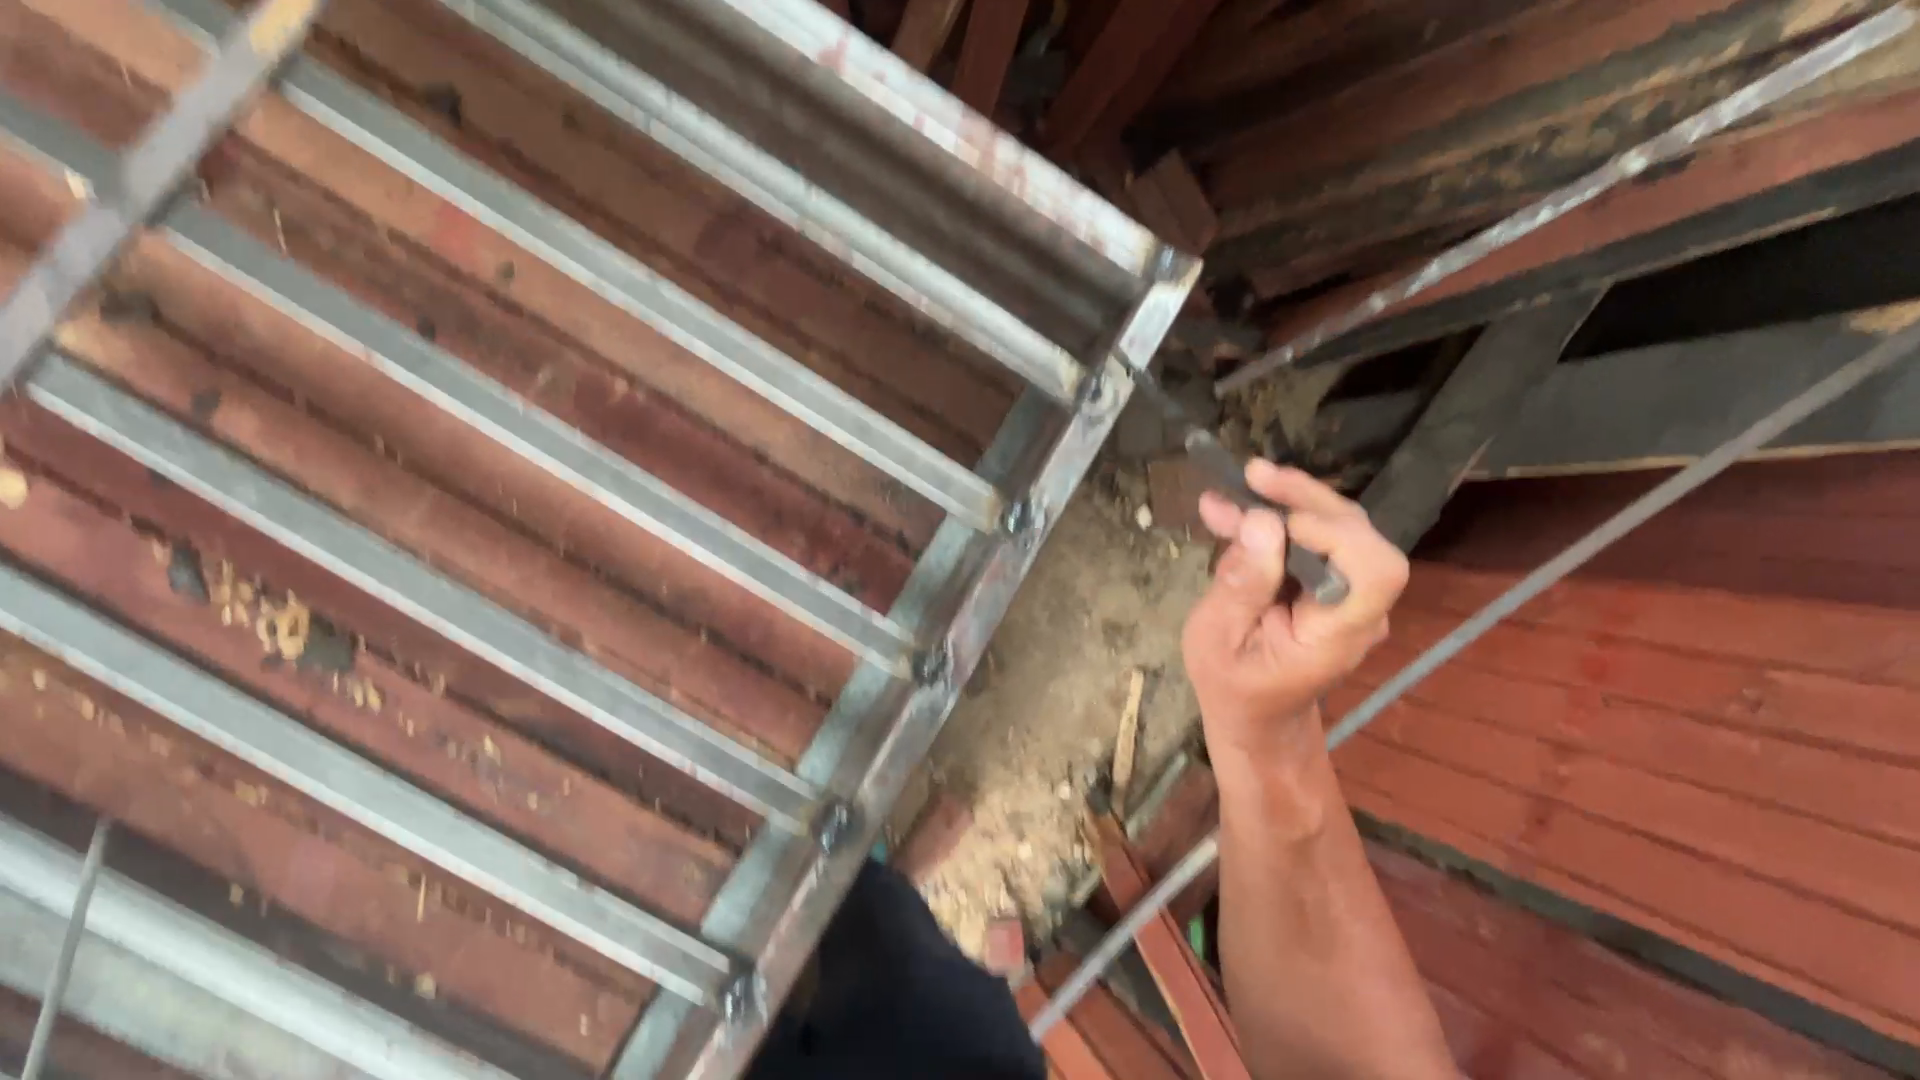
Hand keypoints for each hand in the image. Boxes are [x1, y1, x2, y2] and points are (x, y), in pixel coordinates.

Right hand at [1181, 461, 1407, 761]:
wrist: (1256, 714)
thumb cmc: (1232, 685)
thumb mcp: (1215, 639)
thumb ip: (1240, 585)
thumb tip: (1260, 523)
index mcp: (1337, 635)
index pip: (1375, 572)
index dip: (1337, 534)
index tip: (1277, 521)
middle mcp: (1358, 609)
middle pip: (1359, 535)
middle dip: (1306, 499)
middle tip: (1251, 476)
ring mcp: (1350, 594)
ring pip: (1341, 526)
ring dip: (1292, 499)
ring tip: (1240, 484)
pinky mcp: (1333, 581)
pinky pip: (1320, 536)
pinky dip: (1283, 514)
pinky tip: (1240, 505)